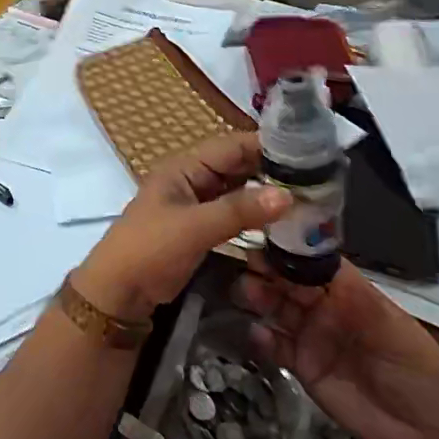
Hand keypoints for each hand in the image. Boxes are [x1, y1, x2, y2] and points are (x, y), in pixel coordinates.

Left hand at [71, 132, 312, 321]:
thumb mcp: (194, 228)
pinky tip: (283, 221)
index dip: (268, 146)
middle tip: (321, 178)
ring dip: (267, 193)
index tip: (312, 152)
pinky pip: (233, 213)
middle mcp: (189, 179)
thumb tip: (289, 194)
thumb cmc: (149, 251)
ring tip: (312, 197)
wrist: (118, 292)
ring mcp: (194, 204)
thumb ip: (239, 210)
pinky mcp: (199, 228)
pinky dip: (256, 215)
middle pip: (237, 166)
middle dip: (273, 170)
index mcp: (182, 168)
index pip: (231, 146)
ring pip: (237, 190)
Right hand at [236, 261, 438, 438]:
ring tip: (247, 293)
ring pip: (277, 308)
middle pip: (290, 282)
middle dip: (269, 270)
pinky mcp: (300, 366)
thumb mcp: (394, 329)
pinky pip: (274, 346)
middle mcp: (327, 309)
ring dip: (259, 297)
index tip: (269, 241)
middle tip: (249, 265)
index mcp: (351, 294)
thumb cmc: (421, 374)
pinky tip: (257, 334)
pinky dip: (261, 337)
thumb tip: (319, 259)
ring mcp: (311, 337)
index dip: (293, 251)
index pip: (316, 264)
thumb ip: (355, 296)